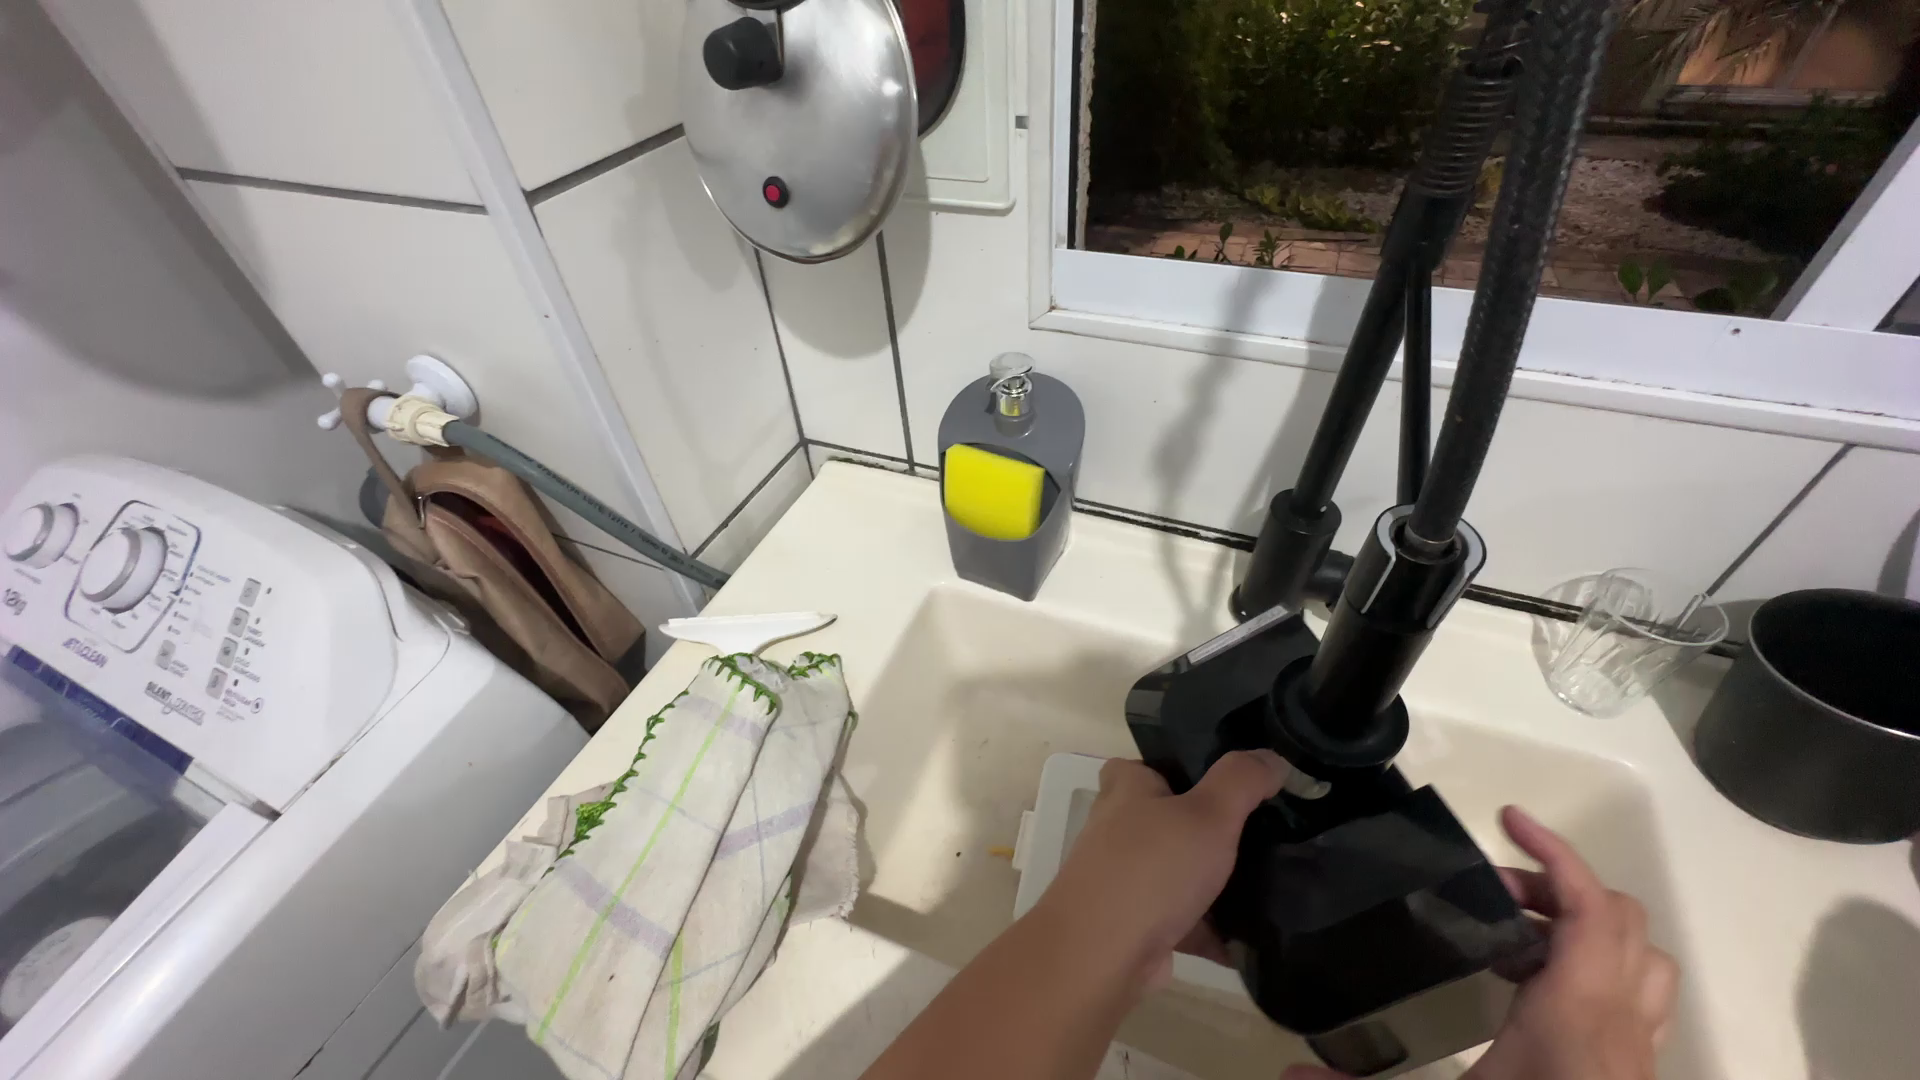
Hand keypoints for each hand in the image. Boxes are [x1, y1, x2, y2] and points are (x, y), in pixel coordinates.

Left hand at [1036, 752, 1287, 993]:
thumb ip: (1241, 781)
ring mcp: (1123, 876)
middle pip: (1170, 818)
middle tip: (1262, 835)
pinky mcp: (1135, 923)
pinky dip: (1212, 930)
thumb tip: (1272, 757)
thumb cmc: (1152, 866)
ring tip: (1269, 885)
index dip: (1186, 768)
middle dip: (1209, 829)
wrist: (1104, 952)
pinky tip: (1252, 941)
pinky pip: (1183, 920)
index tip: (1232, 783)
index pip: (1152, 763)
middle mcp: (1118, 825)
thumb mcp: (1208, 813)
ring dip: (1214, 883)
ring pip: (1178, 871)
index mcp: (1126, 787)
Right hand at [1468, 805, 1678, 1079]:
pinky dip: (1591, 962)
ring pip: (1640, 955)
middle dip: (1551, 884)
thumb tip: (1281, 1073)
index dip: (1554, 852)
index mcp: (1574, 1015)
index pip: (1588, 910)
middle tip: (1486, 889)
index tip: (1506, 817)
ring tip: (1514, 927)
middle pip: (1617, 919)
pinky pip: (1633, 990)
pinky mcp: (1634, 1068)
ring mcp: (1635, 1048)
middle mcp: (1618, 1023)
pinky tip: (1532, 984)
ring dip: (1584, 923)